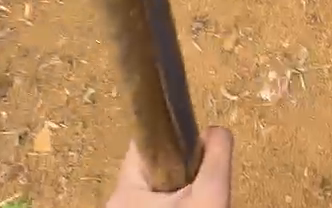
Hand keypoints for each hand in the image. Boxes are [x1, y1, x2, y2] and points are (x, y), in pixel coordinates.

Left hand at [106, 128, 232, 207]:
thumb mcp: (212, 194)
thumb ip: (218, 153)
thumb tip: (214, 130)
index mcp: (122, 194)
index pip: (144, 144)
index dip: (172, 136)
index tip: (198, 148)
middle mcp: (114, 207)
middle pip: (155, 169)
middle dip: (183, 172)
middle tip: (204, 188)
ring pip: (157, 194)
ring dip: (182, 195)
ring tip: (201, 207)